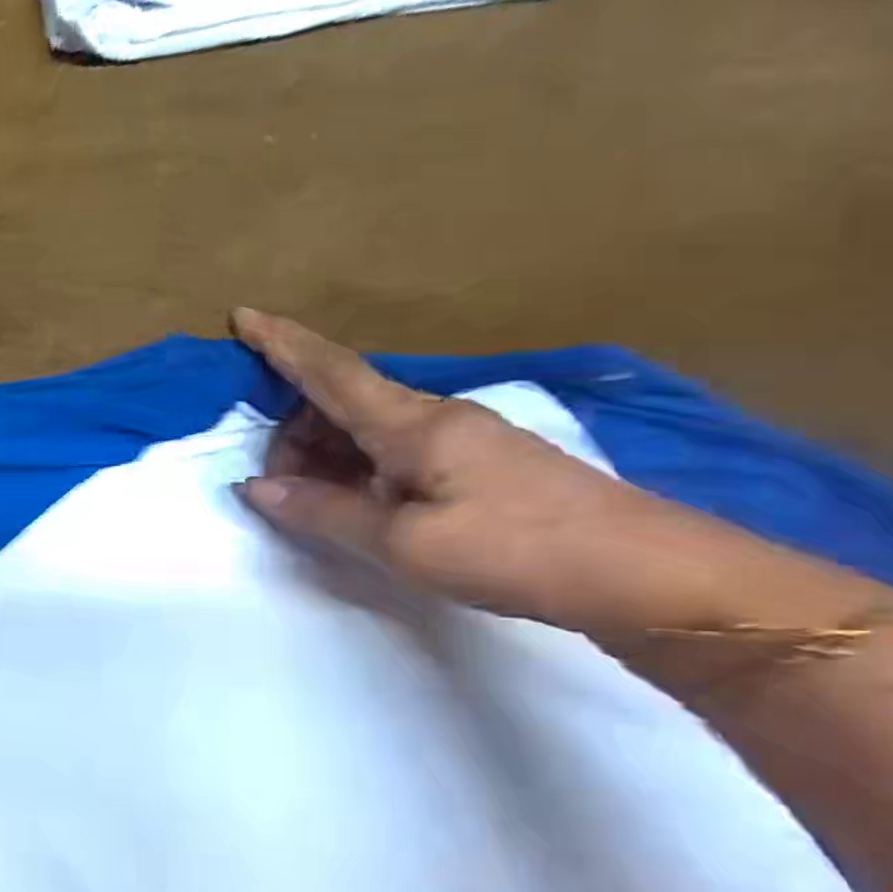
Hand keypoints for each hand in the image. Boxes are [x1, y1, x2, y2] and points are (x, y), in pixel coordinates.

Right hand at [230, 308, 892, 644]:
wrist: (649, 576)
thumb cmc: (516, 551)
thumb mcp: (405, 543)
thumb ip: (325, 512)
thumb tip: (258, 488)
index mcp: (413, 425)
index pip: (331, 372)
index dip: (283, 344)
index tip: (243, 316)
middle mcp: (434, 418)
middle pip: (341, 404)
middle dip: (295, 434)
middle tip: (279, 490)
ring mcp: (461, 439)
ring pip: (367, 431)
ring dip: (326, 458)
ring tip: (316, 508)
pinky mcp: (478, 466)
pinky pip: (395, 453)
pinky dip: (360, 472)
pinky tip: (359, 508)